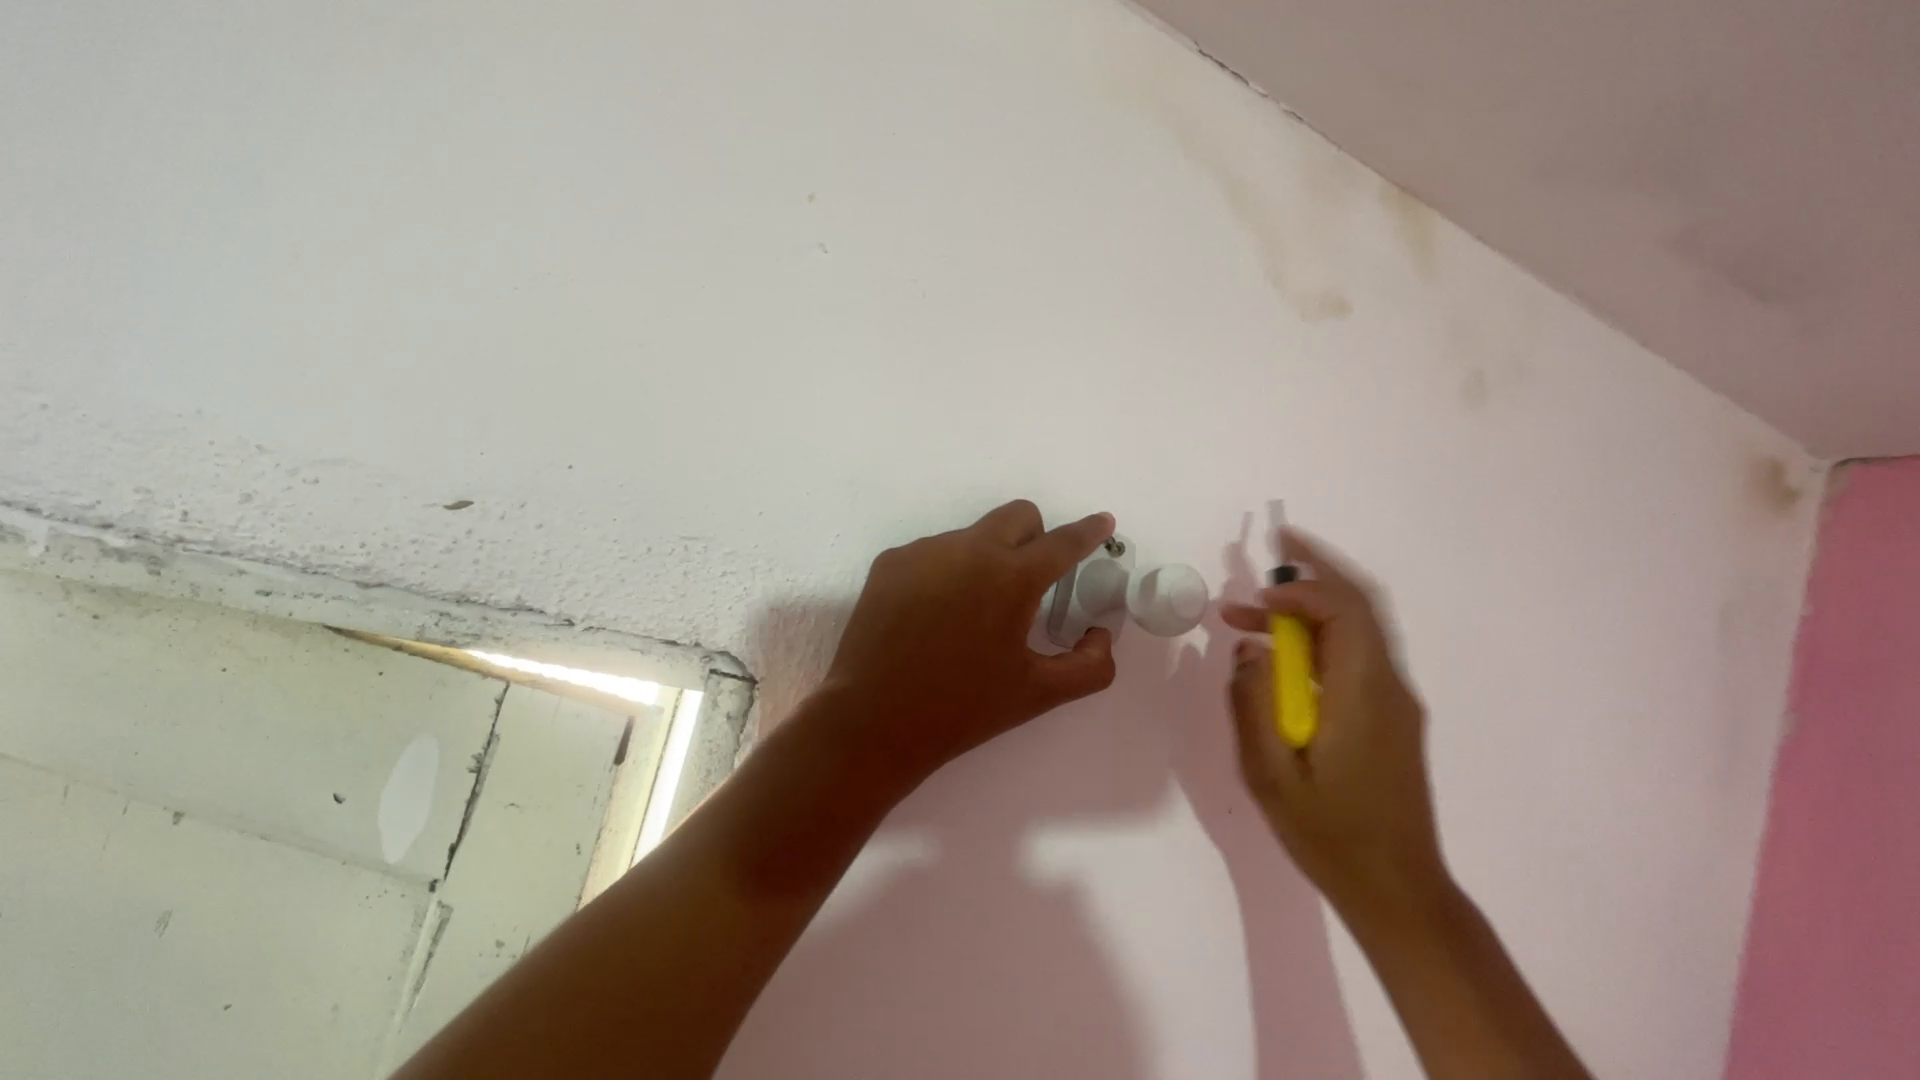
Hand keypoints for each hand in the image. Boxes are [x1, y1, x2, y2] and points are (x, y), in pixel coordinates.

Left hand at [820, 500, 1119, 779]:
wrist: (873, 721)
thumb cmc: (962, 709)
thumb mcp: (1038, 694)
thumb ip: (1089, 665)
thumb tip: (1099, 634)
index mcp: (1012, 578)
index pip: (1062, 542)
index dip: (1088, 531)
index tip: (1102, 522)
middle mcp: (969, 549)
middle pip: (1018, 516)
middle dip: (1035, 537)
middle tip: (1031, 580)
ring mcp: (924, 552)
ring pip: (972, 536)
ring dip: (986, 560)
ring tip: (969, 615)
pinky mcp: (890, 563)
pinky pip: (933, 553)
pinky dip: (946, 573)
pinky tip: (932, 617)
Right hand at [1221, 529, 1446, 916]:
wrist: (1397, 889)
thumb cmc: (1330, 835)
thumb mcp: (1270, 774)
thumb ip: (1253, 704)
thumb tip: (1249, 651)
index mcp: (1363, 694)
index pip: (1345, 609)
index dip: (1299, 590)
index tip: (1253, 600)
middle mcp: (1390, 686)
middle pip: (1360, 605)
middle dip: (1313, 573)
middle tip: (1268, 553)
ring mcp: (1396, 703)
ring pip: (1360, 629)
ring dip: (1311, 608)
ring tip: (1251, 615)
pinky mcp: (1392, 719)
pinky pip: (1357, 657)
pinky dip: (1321, 637)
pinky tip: (1281, 660)